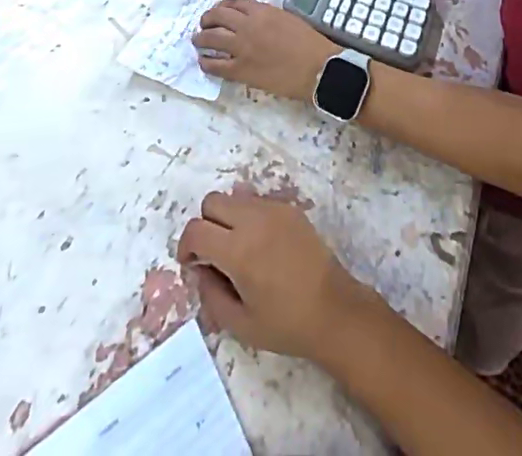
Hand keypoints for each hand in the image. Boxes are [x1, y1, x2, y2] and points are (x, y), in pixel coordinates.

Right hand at [178, 192, 374, 360]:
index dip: (185, 246)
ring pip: (235, 197)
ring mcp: (275, 211)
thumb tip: (200, 269)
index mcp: (238, 251)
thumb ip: (210, 295)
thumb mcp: (239, 324)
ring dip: (227, 218)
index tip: (192, 264)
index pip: (196, 230)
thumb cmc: (287, 324)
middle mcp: (254, 221)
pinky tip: (261, 243)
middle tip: (214, 253)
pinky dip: (249, 216)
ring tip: (238, 247)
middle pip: (211, 202)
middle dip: (205, 225)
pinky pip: (257, 201)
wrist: (336, 311)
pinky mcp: (291, 209)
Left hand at [193, 0, 338, 102]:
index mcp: (262, 12)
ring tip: (197, 41)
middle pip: (217, 17)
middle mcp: (247, 26)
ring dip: (201, 38)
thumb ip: (268, 15)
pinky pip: (216, 65)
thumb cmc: (310, 43)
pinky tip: (204, 62)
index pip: (235, 4)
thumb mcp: (289, 19)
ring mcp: (241, 48)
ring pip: (211, 38)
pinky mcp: (241, 70)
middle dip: (207, 19)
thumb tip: (253, 14)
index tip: (220, 11)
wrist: (319, 69)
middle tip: (204, 24)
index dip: (224, 7)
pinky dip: (206, 63)